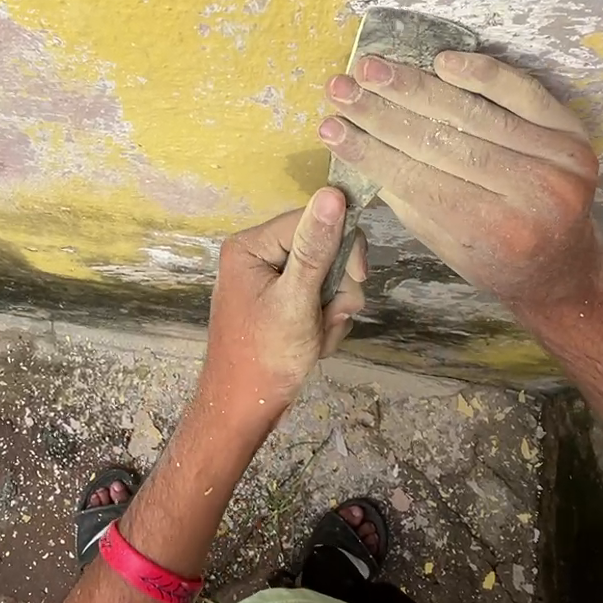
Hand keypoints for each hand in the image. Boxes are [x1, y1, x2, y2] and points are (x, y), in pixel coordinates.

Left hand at [199, 188, 367, 419]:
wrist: (243, 409)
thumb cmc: (265, 356)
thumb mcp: (296, 300)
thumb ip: (316, 248)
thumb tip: (333, 193)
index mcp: (251, 245)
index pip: (311, 220)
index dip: (342, 245)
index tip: (358, 278)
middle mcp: (257, 255)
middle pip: (322, 247)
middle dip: (336, 287)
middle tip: (331, 316)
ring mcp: (268, 279)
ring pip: (326, 276)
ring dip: (332, 309)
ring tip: (317, 337)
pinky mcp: (280, 300)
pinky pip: (318, 297)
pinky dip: (324, 322)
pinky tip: (313, 344)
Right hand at [318, 50, 602, 315]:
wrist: (563, 268)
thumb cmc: (492, 258)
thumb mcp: (440, 242)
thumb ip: (404, 193)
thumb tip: (356, 141)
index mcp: (492, 233)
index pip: (414, 178)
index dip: (367, 150)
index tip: (327, 126)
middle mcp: (531, 196)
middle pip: (439, 140)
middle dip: (381, 111)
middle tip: (340, 87)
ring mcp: (557, 162)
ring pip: (471, 112)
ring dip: (413, 85)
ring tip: (371, 67)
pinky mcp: (573, 135)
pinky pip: (522, 92)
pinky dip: (479, 73)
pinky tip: (440, 60)